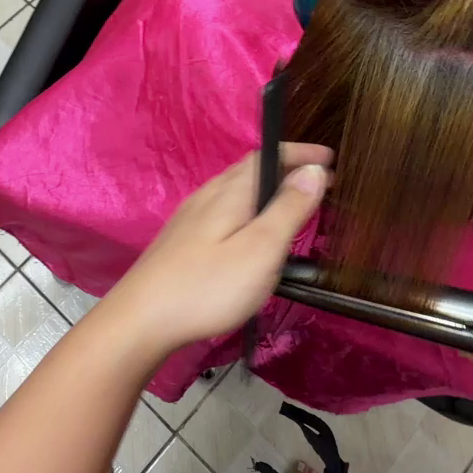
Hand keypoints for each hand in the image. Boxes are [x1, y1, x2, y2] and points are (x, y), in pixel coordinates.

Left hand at [97, 144, 331, 356]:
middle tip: (320, 183)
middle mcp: (209, 195)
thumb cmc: (208, 286)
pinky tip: (251, 233)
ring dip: (267, 190)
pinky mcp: (183, 239)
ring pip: (236, 190)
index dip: (299, 153)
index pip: (268, 156)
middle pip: (251, 170)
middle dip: (286, 169)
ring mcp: (191, 217)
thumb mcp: (260, 249)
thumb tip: (313, 170)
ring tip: (293, 207)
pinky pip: (224, 209)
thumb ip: (288, 209)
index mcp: (230, 191)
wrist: (142, 319)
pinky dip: (250, 209)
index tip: (330, 158)